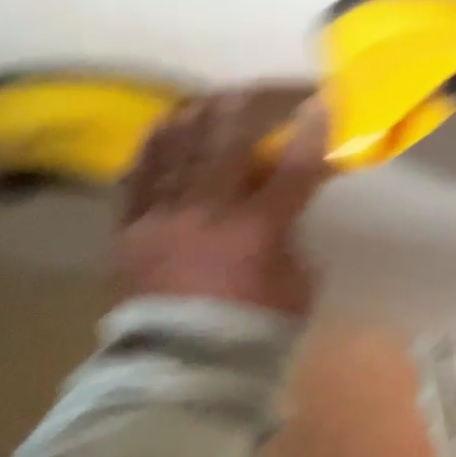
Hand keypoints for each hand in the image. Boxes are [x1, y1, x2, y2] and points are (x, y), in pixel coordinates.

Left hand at [114, 85, 333, 315]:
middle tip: (281, 90)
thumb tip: (279, 216)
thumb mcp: (297, 288)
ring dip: (205, 112)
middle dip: (258, 105)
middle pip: (227, 138)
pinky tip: (174, 126)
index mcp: (254, 231)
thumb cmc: (256, 333)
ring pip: (176, 143)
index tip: (328, 104)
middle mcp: (203, 210)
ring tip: (225, 97)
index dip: (312, 134)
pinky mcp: (127, 225)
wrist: (185, 366)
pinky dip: (160, 143)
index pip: (291, 169)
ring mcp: (158, 214)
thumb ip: (289, 242)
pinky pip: (139, 171)